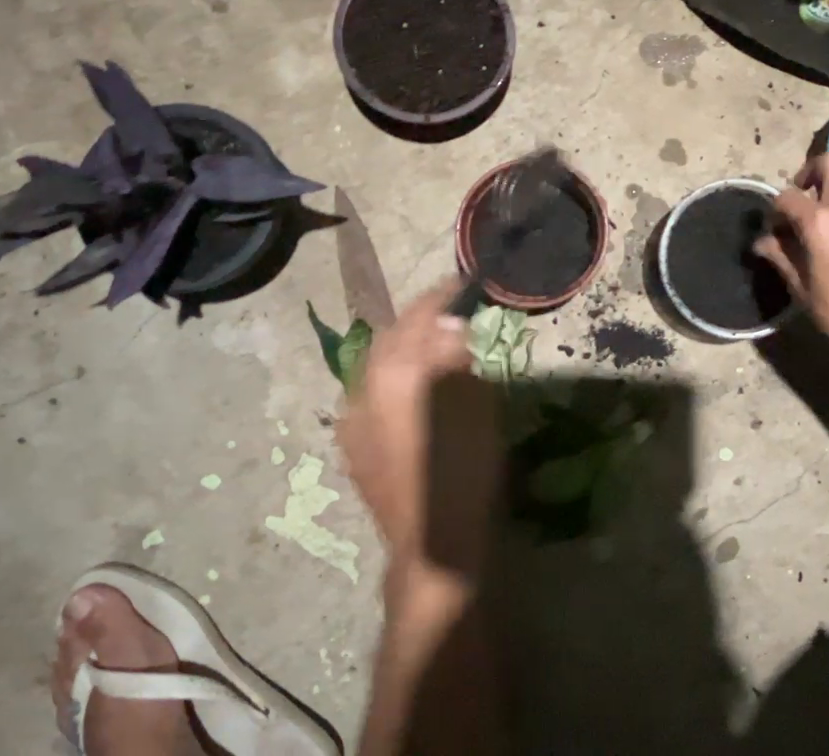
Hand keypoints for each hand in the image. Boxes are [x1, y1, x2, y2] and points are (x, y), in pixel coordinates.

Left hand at [338, 282, 497, 581]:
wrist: (433, 543)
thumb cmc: (466, 472)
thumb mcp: (476, 407)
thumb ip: (457, 357)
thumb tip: (449, 323)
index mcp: (397, 374)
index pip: (418, 318)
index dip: (441, 297)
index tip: (463, 284)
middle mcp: (363, 389)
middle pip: (390, 337)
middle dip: (418, 320)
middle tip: (450, 312)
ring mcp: (352, 418)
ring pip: (375, 366)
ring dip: (403, 349)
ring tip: (432, 347)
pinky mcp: (352, 444)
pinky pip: (369, 394)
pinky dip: (391, 379)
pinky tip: (410, 389)